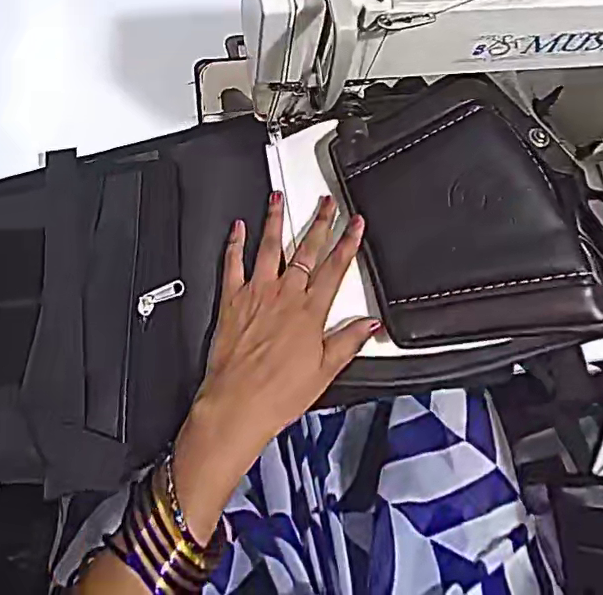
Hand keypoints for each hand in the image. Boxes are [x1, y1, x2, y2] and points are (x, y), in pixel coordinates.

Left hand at [170, 194, 378, 539]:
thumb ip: (349, 341)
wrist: (237, 404)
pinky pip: (233, 263)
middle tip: (326, 201)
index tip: (355, 223)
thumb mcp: (325, 371)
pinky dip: (235, 243)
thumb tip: (369, 323)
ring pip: (270, 246)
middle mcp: (284, 295)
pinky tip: (237, 227)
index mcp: (309, 311)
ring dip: (276, 219)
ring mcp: (257, 293)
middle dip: (320, 221)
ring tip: (280, 198)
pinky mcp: (232, 299)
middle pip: (307, 249)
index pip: (335, 266)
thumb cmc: (278, 393)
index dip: (348, 241)